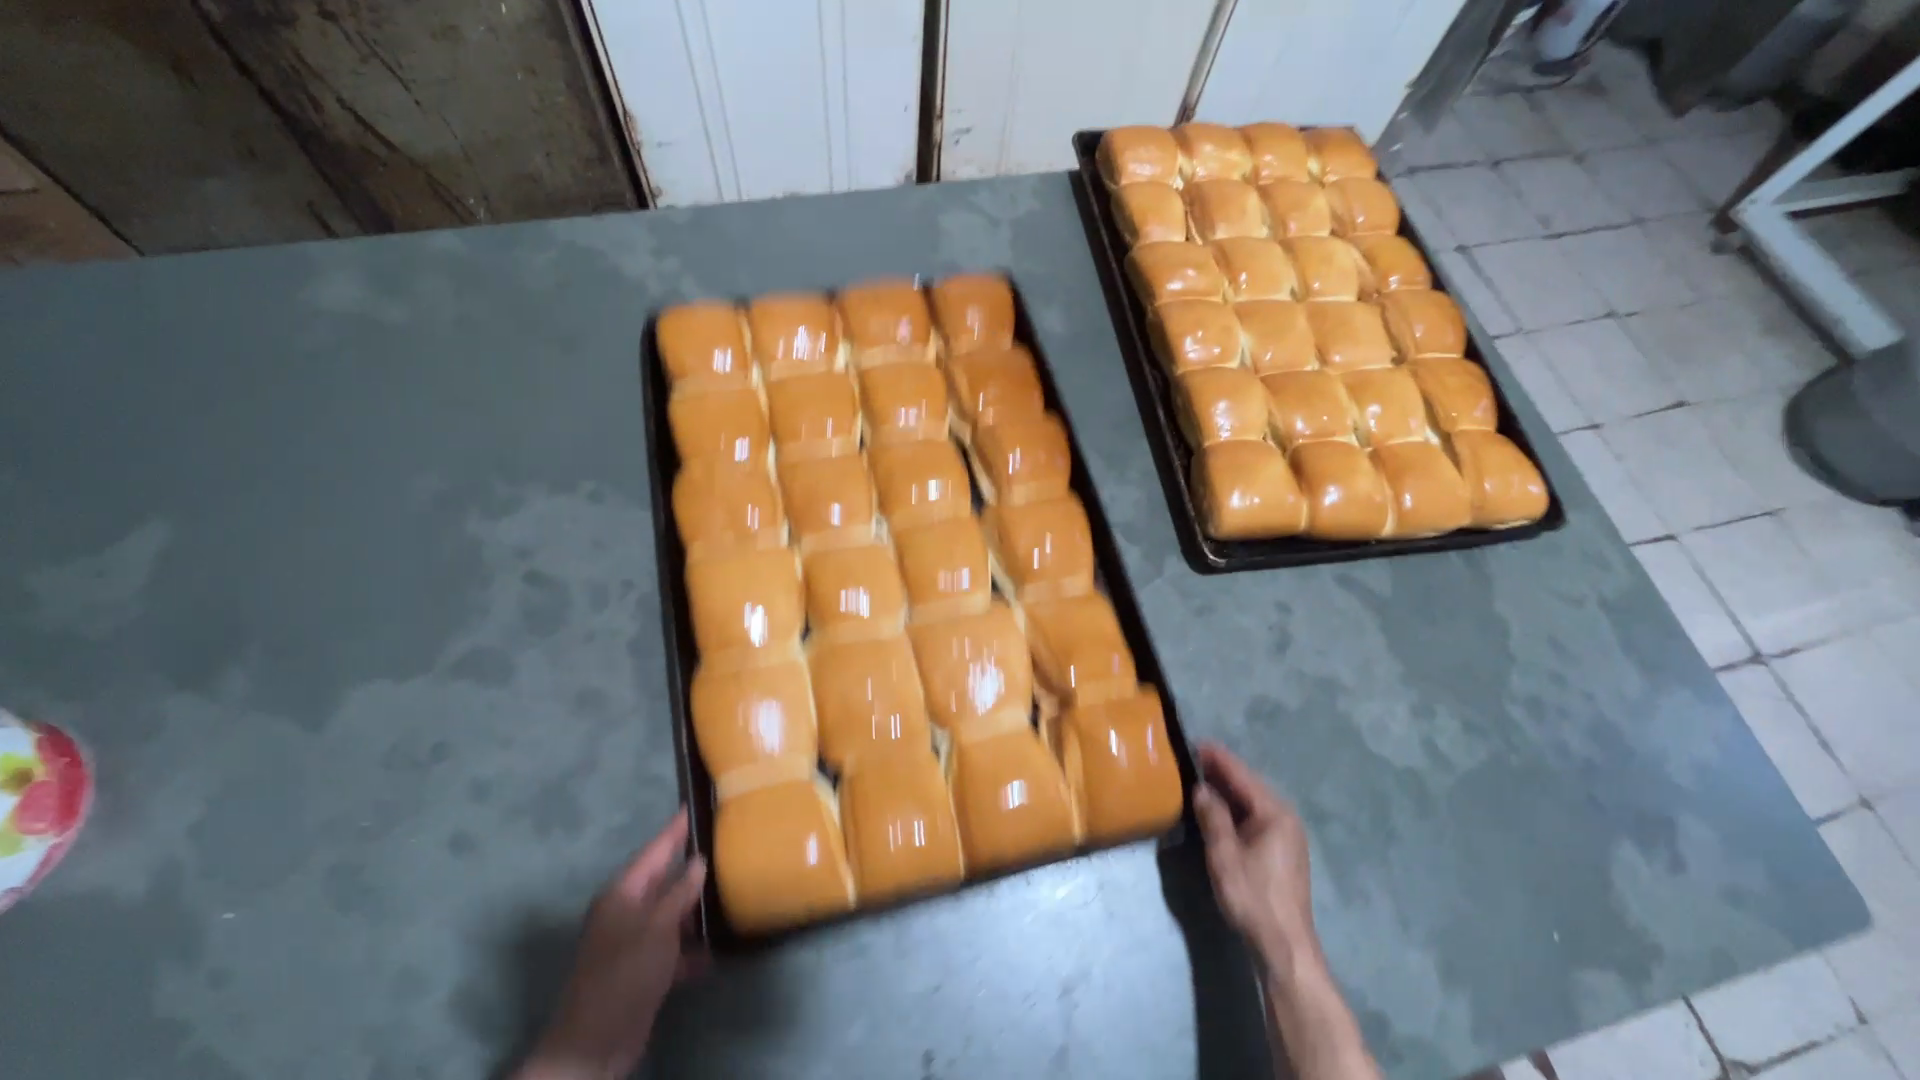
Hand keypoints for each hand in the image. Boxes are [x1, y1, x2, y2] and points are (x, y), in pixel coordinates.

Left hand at [519, 809, 707, 1079]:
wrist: (596, 1040)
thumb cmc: (625, 973)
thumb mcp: (656, 927)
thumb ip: (680, 893)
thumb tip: (698, 861)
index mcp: (622, 894)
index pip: (654, 852)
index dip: (674, 830)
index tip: (693, 807)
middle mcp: (627, 913)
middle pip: (664, 882)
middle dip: (692, 867)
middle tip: (725, 845)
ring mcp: (635, 943)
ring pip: (673, 916)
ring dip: (697, 909)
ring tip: (733, 889)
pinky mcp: (646, 971)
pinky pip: (676, 949)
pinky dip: (695, 948)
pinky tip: (720, 945)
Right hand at [1191, 741, 1318, 978]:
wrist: (1283, 944)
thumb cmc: (1253, 896)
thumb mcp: (1225, 855)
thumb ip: (1212, 817)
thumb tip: (1201, 789)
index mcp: (1275, 813)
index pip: (1242, 775)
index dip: (1217, 758)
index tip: (1193, 742)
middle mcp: (1285, 818)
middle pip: (1249, 786)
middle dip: (1221, 772)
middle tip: (1189, 760)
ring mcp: (1286, 836)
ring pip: (1252, 803)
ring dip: (1226, 792)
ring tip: (1197, 780)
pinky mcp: (1281, 852)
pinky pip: (1255, 818)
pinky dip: (1235, 810)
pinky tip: (1216, 812)